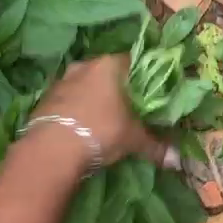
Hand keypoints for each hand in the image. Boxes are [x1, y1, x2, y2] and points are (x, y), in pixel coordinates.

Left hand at [27, 54, 156, 168]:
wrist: (52, 148)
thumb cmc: (101, 131)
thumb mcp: (133, 139)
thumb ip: (156, 146)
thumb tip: (177, 161)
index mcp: (110, 65)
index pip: (133, 61)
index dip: (142, 77)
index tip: (148, 92)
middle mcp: (85, 65)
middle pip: (107, 72)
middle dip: (116, 87)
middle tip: (128, 107)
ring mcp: (62, 80)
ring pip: (85, 84)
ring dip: (93, 97)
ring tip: (103, 118)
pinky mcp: (45, 97)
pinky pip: (67, 99)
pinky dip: (76, 108)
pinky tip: (81, 125)